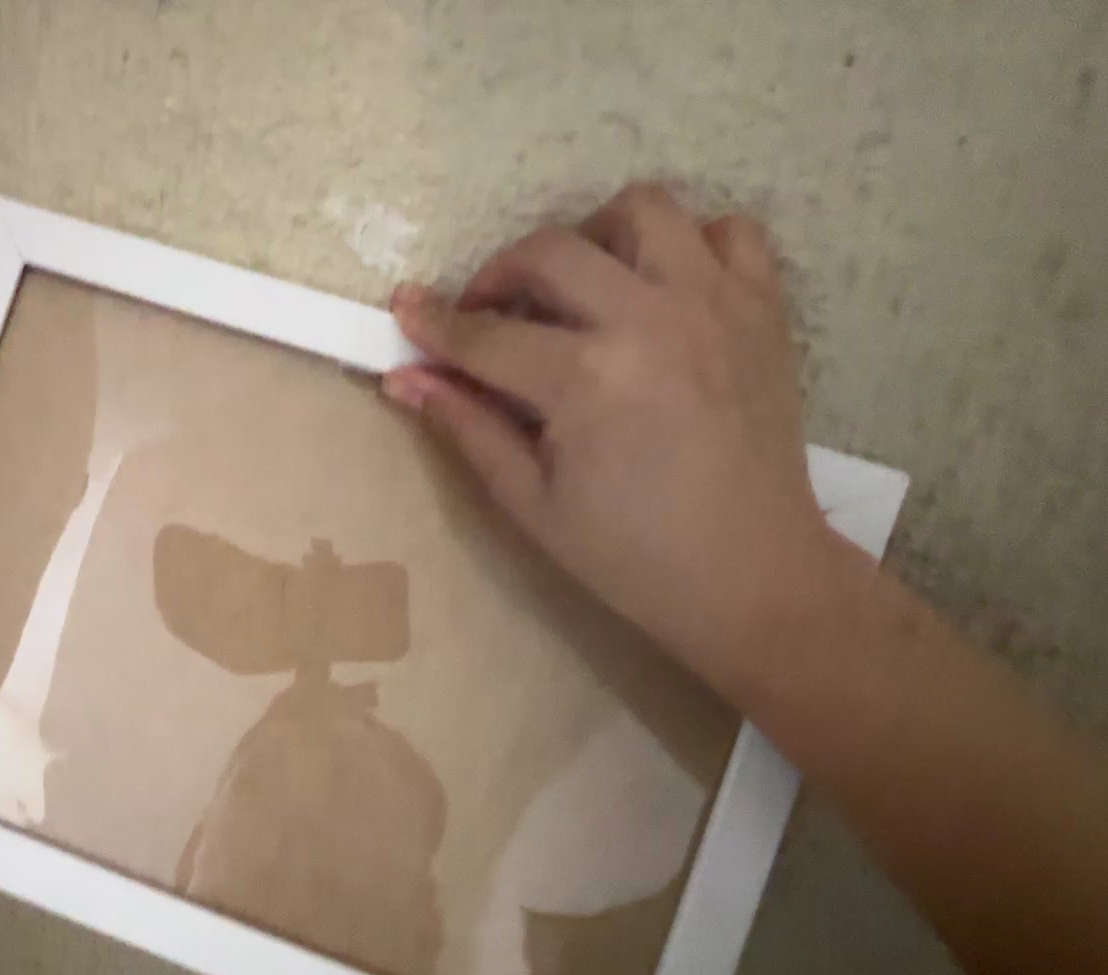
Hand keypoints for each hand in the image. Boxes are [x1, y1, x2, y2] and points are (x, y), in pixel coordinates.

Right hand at [382, 182, 864, 693]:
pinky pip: (726, 230)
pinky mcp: (763, 308)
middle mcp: (652, 320)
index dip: (433, 322)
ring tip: (572, 290)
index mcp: (587, 378)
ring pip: (642, 209)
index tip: (401, 307)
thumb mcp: (526, 500)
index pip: (485, 334)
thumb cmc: (626, 551)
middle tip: (483, 315)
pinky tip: (652, 292)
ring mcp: (716, 304)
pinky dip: (680, 244)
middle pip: (550, 250)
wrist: (750, 574)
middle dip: (496, 273)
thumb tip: (403, 378)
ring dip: (588, 239)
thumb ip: (465, 426)